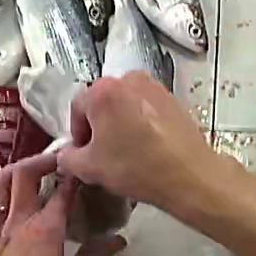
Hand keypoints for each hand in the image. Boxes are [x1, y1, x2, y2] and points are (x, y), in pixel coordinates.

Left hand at [0, 153, 125, 255]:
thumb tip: (118, 239)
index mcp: (45, 229)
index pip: (63, 190)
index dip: (76, 173)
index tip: (88, 166)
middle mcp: (19, 222)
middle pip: (23, 175)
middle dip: (41, 161)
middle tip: (60, 160)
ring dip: (11, 174)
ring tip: (29, 171)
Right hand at [57, 73, 247, 220]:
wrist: (188, 174)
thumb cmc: (139, 167)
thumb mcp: (91, 168)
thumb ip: (69, 158)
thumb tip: (67, 156)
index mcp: (104, 91)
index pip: (78, 107)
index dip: (77, 132)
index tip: (82, 151)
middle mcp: (130, 81)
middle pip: (103, 102)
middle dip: (99, 126)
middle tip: (102, 153)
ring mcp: (155, 88)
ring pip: (127, 105)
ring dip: (121, 124)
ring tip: (126, 152)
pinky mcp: (173, 99)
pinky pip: (147, 109)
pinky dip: (142, 124)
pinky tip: (146, 148)